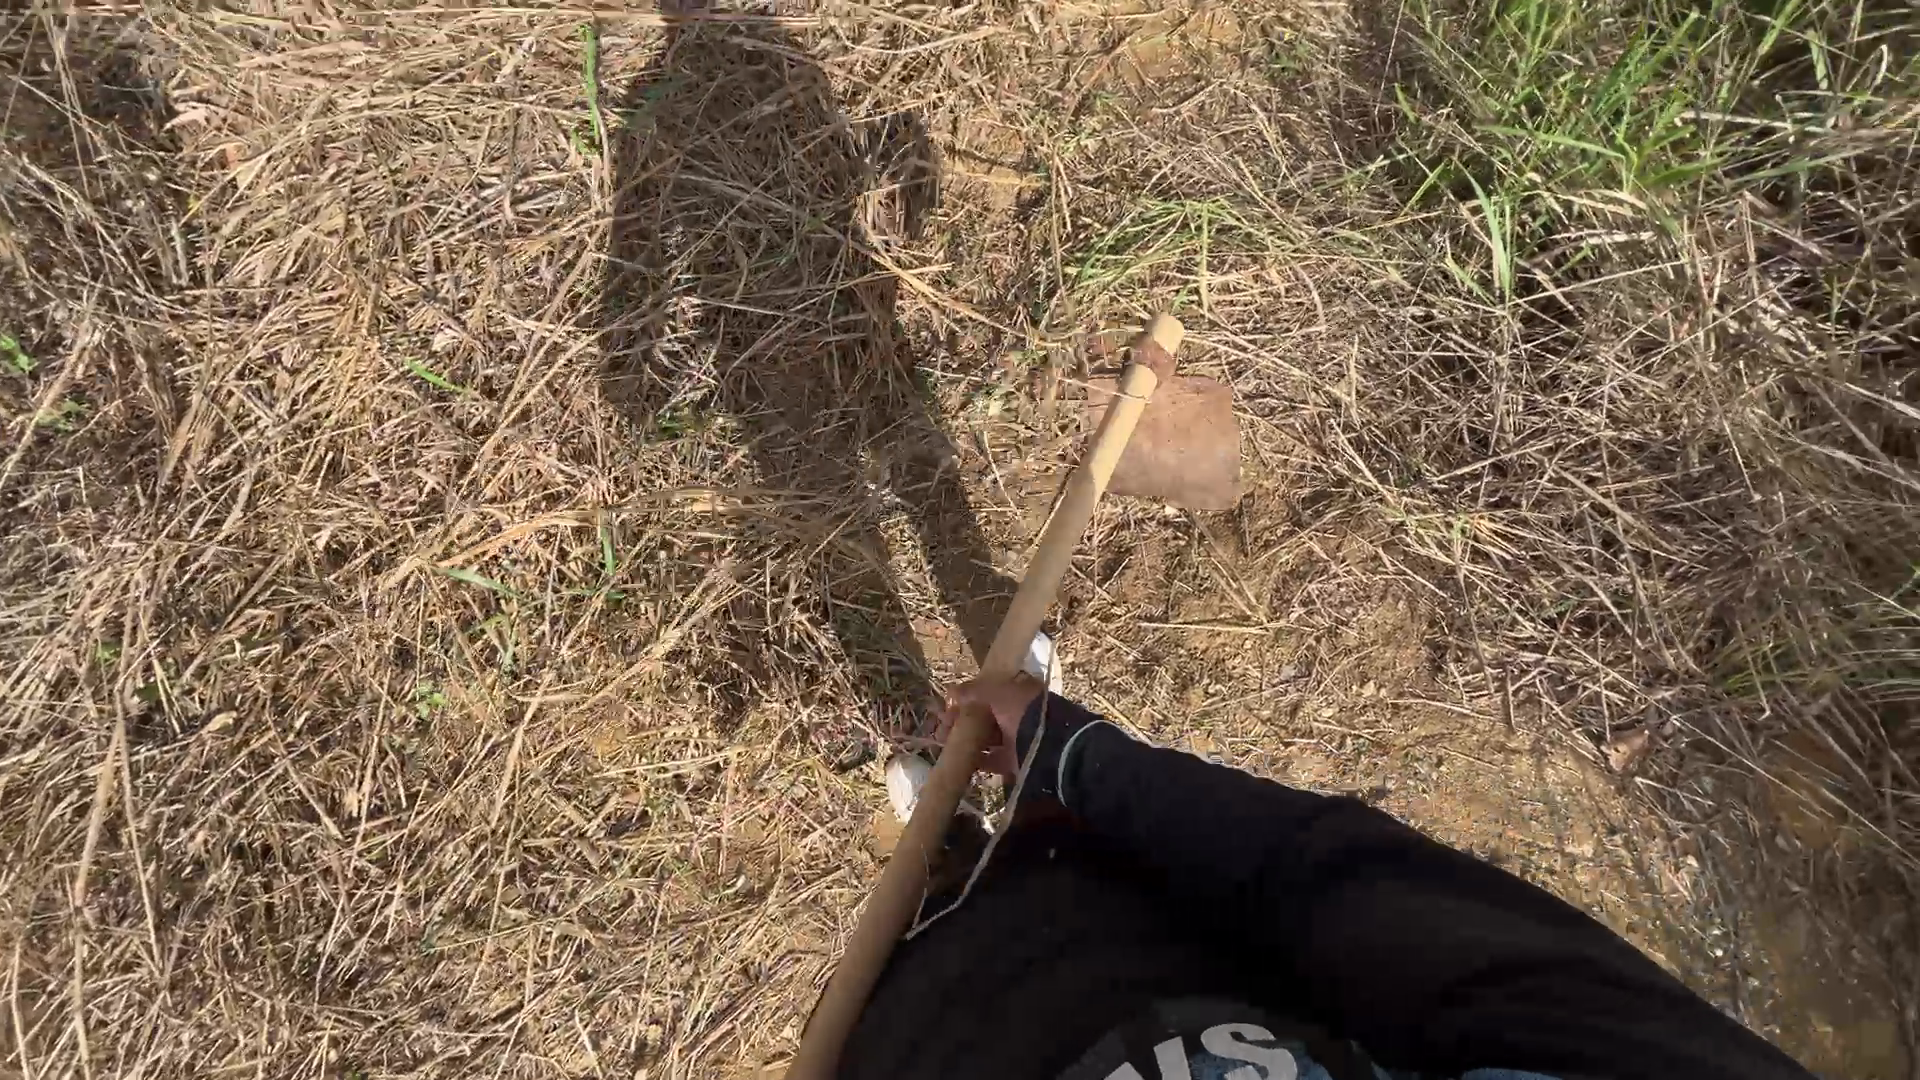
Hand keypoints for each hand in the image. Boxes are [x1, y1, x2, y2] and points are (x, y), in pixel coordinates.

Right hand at [937, 674, 1044, 777]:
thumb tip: (950, 691)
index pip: (990, 692)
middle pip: (986, 716)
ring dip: (967, 739)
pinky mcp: (1015, 761)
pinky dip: (976, 759)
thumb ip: (974, 691)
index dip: (969, 697)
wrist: (1049, 747)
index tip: (950, 704)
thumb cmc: (1023, 712)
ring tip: (943, 741)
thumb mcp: (998, 693)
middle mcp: (1019, 714)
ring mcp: (1018, 738)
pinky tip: (958, 758)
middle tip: (943, 725)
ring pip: (987, 738)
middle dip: (964, 720)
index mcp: (1020, 692)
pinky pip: (992, 759)